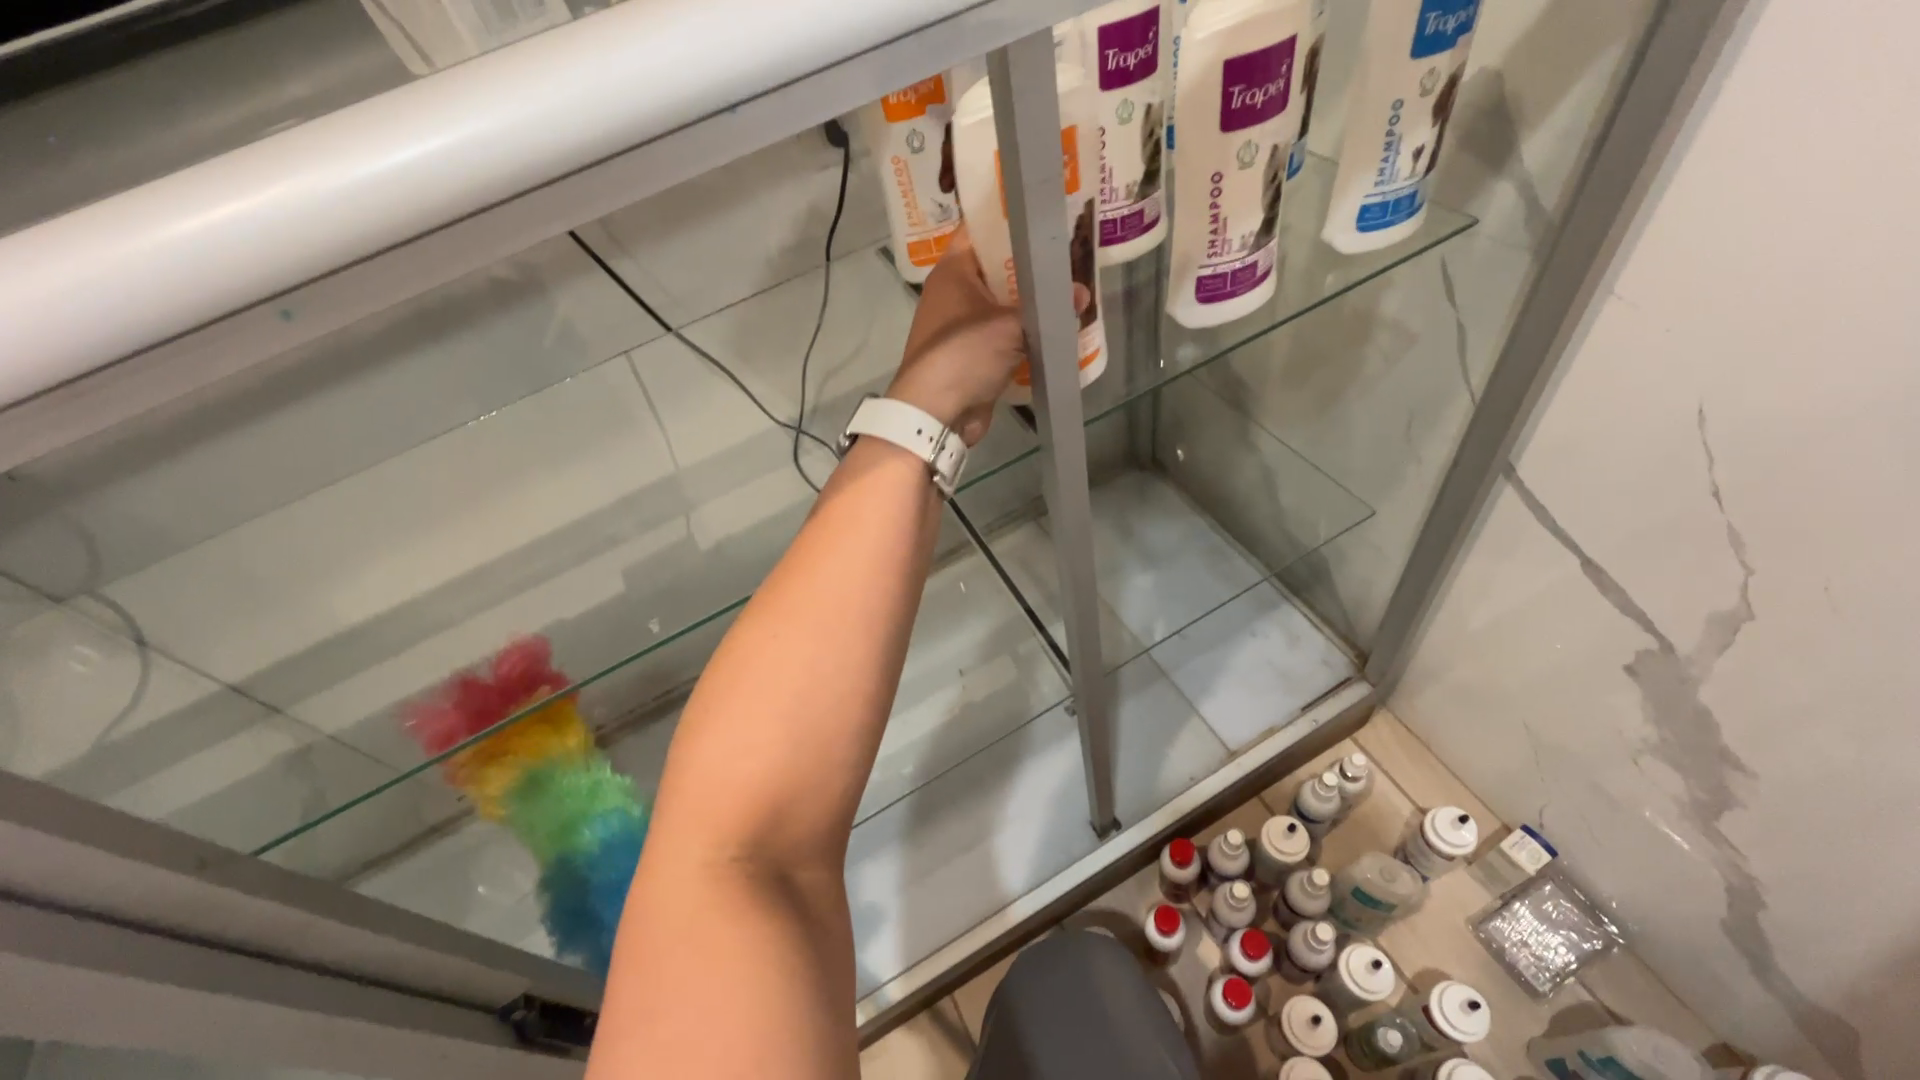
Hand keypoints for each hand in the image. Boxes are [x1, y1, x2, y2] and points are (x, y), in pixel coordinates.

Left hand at [887, 227, 1088, 446]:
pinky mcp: (972, 357)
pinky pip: (1004, 337)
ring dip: (1031, 304)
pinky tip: (1056, 332)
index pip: (980, 228)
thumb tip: (1082, 295)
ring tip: (1071, 290)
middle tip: (1070, 254)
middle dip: (1031, 266)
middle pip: (997, 268)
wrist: (935, 414)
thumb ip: (1048, 306)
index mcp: (953, 270)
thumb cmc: (965, 354)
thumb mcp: (1011, 325)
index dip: (1009, 218)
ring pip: (1003, 305)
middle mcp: (953, 293)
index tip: (1043, 212)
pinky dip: (1025, 336)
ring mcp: (961, 327)